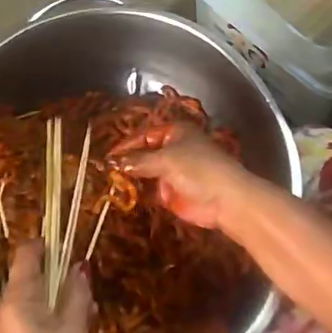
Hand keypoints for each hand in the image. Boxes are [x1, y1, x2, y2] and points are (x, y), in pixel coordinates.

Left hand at [0, 241, 90, 332]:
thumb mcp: (73, 330)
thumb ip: (76, 294)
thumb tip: (79, 265)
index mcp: (18, 295)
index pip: (26, 252)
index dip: (47, 243)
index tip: (70, 244)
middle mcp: (8, 303)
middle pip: (30, 272)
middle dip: (58, 272)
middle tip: (85, 282)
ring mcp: (8, 322)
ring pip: (35, 293)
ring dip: (58, 293)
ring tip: (86, 306)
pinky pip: (32, 311)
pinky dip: (52, 310)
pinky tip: (73, 326)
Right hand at [115, 125, 251, 228]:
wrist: (226, 200)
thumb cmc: (198, 169)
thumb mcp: (165, 159)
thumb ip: (138, 160)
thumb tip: (113, 162)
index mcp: (174, 131)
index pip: (144, 135)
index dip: (126, 144)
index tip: (108, 154)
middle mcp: (173, 148)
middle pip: (144, 152)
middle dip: (127, 160)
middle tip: (104, 167)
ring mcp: (173, 171)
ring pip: (146, 171)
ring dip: (131, 176)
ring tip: (109, 180)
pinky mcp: (173, 192)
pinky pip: (151, 189)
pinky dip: (139, 191)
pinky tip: (123, 193)